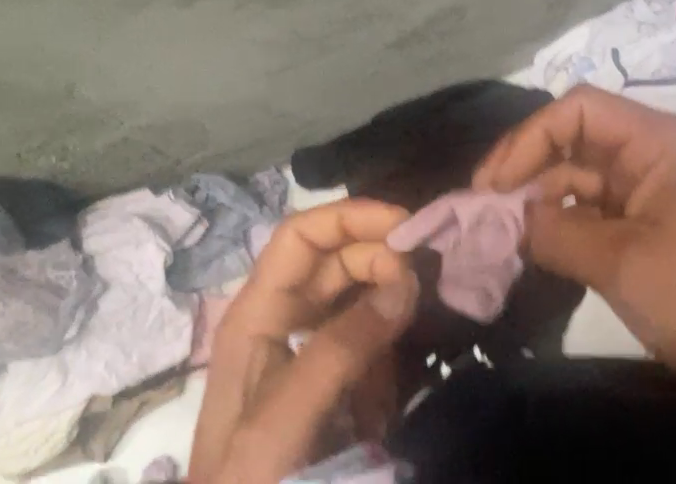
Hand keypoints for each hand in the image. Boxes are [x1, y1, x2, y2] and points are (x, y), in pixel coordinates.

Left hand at [190, 200, 420, 483]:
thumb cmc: (248, 481)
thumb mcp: (284, 417)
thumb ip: (343, 347)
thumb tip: (407, 281)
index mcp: (257, 315)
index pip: (302, 236)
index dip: (351, 217)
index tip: (407, 226)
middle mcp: (284, 321)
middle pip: (339, 259)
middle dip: (384, 257)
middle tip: (427, 279)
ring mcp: (312, 352)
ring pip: (363, 295)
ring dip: (396, 298)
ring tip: (426, 318)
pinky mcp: (338, 381)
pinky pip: (375, 338)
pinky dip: (396, 340)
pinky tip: (406, 366)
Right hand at [474, 86, 675, 375]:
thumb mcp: (624, 262)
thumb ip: (557, 234)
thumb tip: (506, 222)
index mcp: (654, 141)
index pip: (579, 110)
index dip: (530, 138)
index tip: (495, 185)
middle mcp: (645, 151)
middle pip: (570, 139)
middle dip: (524, 169)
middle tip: (481, 210)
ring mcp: (639, 185)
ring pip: (572, 174)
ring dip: (533, 199)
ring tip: (493, 233)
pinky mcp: (634, 219)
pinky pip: (583, 207)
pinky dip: (553, 222)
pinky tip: (522, 243)